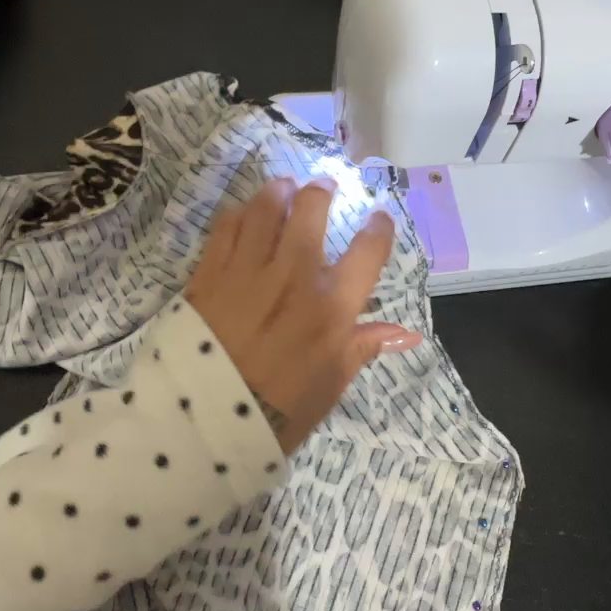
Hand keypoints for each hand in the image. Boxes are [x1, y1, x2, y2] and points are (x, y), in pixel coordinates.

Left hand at [187, 178, 420, 452]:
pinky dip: (240, 213)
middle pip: (311, 212)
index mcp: (331, 307)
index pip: (367, 252)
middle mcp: (293, 277)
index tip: (378, 220)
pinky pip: (227, 226)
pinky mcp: (210, 272)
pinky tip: (245, 214)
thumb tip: (408, 335)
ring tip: (284, 187)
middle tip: (322, 186)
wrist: (202, 424)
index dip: (378, 229)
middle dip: (320, 192)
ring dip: (278, 191)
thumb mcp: (330, 384)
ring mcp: (248, 270)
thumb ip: (364, 347)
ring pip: (266, 209)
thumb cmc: (278, 411)